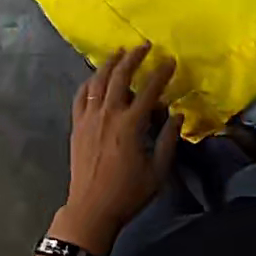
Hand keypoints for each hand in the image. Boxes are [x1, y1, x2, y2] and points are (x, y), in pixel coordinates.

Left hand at [54, 44, 181, 255]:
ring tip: (119, 52)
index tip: (170, 61)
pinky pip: (81, 95)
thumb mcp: (157, 170)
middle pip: (121, 76)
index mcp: (130, 125)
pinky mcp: (77, 124)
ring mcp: (89, 117)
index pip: (150, 90)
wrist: (91, 209)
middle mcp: (108, 114)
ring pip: (98, 80)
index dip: (161, 73)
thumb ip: (168, 140)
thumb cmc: (128, 193)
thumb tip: (178, 115)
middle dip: (134, 57)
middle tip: (144, 46)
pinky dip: (89, 82)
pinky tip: (95, 78)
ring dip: (110, 63)